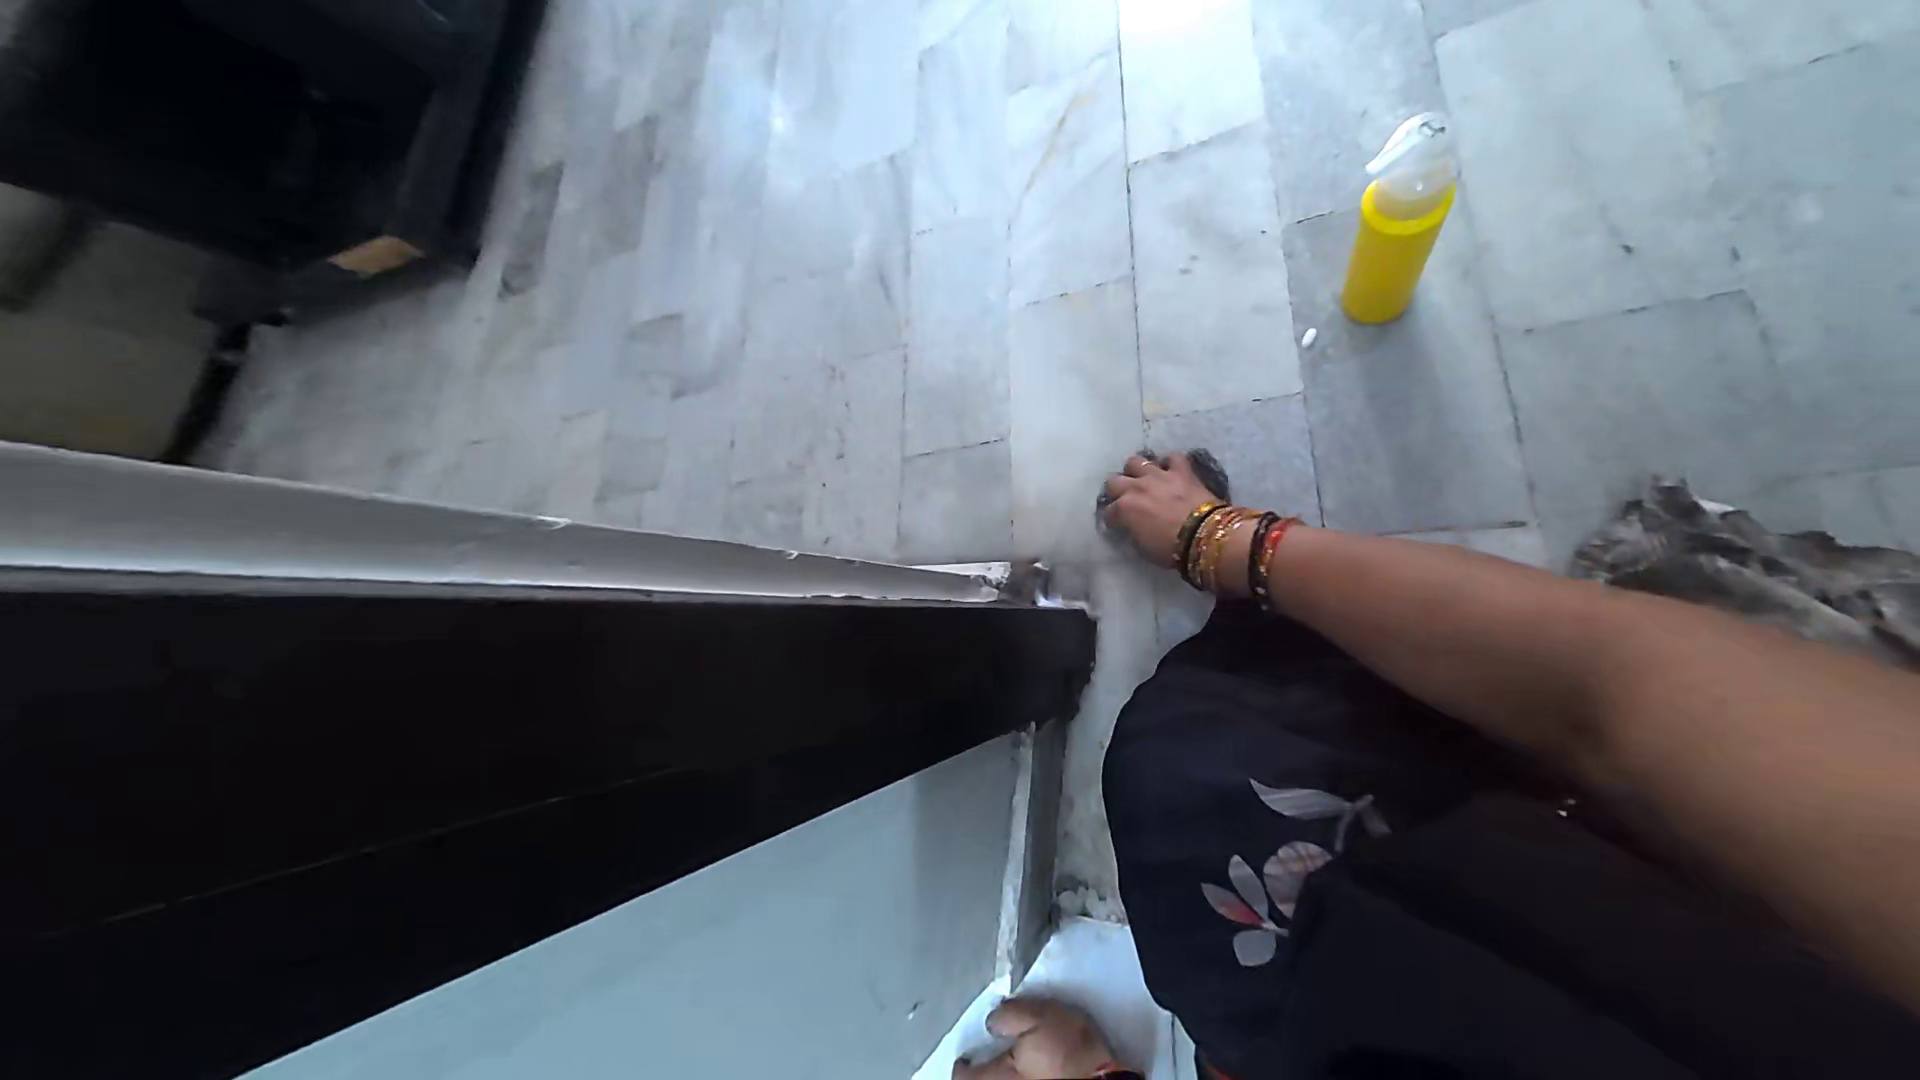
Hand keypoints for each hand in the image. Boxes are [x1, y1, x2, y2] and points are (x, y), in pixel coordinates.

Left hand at [952, 998, 1122, 1079]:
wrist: (1105, 1079)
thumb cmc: (1070, 1048)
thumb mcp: (1039, 1016)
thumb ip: (1008, 1016)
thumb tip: (989, 1023)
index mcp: (1003, 1076)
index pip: (968, 1078)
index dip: (962, 1068)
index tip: (963, 1058)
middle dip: (977, 1077)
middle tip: (977, 1065)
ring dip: (996, 1076)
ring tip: (1000, 1066)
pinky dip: (1015, 1077)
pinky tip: (1025, 1071)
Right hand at [1102, 453, 1216, 567]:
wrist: (1204, 535)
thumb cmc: (1170, 548)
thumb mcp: (1142, 547)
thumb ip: (1132, 532)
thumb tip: (1131, 526)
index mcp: (1124, 509)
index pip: (1109, 513)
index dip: (1112, 519)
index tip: (1118, 524)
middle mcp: (1136, 487)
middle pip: (1114, 482)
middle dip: (1116, 492)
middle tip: (1125, 500)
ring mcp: (1158, 475)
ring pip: (1135, 462)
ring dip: (1135, 471)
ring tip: (1142, 480)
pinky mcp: (1181, 470)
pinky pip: (1172, 458)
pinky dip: (1169, 463)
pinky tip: (1169, 471)